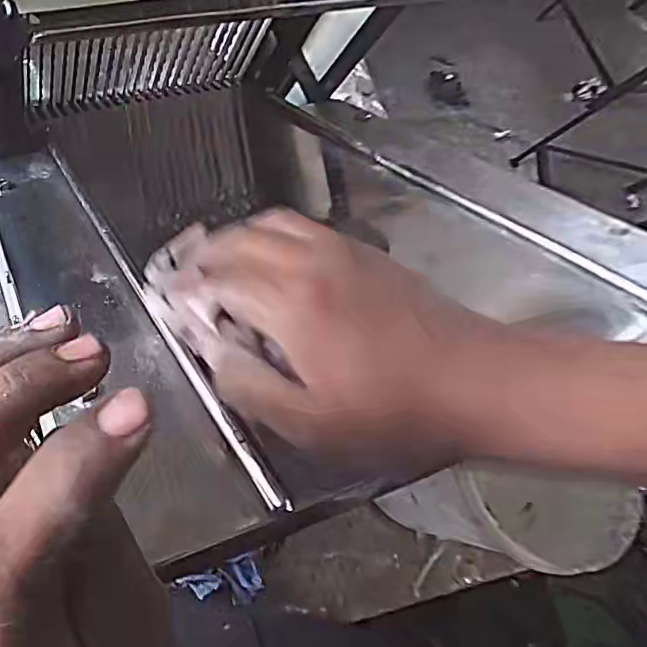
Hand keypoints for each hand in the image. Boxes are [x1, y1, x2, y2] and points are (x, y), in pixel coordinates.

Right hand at [150, 209, 505, 465]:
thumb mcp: (309, 422)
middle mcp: (308, 262)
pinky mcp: (359, 250)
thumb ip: (248, 386)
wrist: (482, 382)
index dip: (183, 291)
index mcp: (290, 303)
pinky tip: (263, 260)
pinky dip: (263, 234)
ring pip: (264, 224)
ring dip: (229, 240)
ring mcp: (337, 249)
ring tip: (214, 265)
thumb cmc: (393, 411)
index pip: (215, 280)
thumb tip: (211, 355)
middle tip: (179, 281)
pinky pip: (296, 225)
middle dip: (197, 258)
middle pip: (233, 240)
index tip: (164, 303)